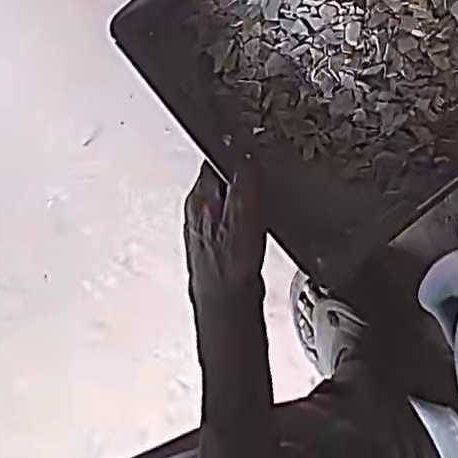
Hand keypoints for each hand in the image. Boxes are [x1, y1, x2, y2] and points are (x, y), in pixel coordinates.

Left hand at [185, 160, 264, 303]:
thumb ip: (245, 183)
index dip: (236, 149)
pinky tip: (254, 221)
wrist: (226, 312)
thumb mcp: (245, 217)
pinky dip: (243, 211)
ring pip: (225, 195)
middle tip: (260, 167)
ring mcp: (203, 227)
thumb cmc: (230, 269)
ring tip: (260, 193)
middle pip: (219, 175)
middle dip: (240, 170)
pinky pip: (230, 213)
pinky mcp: (215, 241)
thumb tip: (246, 154)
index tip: (253, 145)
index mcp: (199, 199)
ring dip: (242, 191)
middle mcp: (196, 210)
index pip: (214, 158)